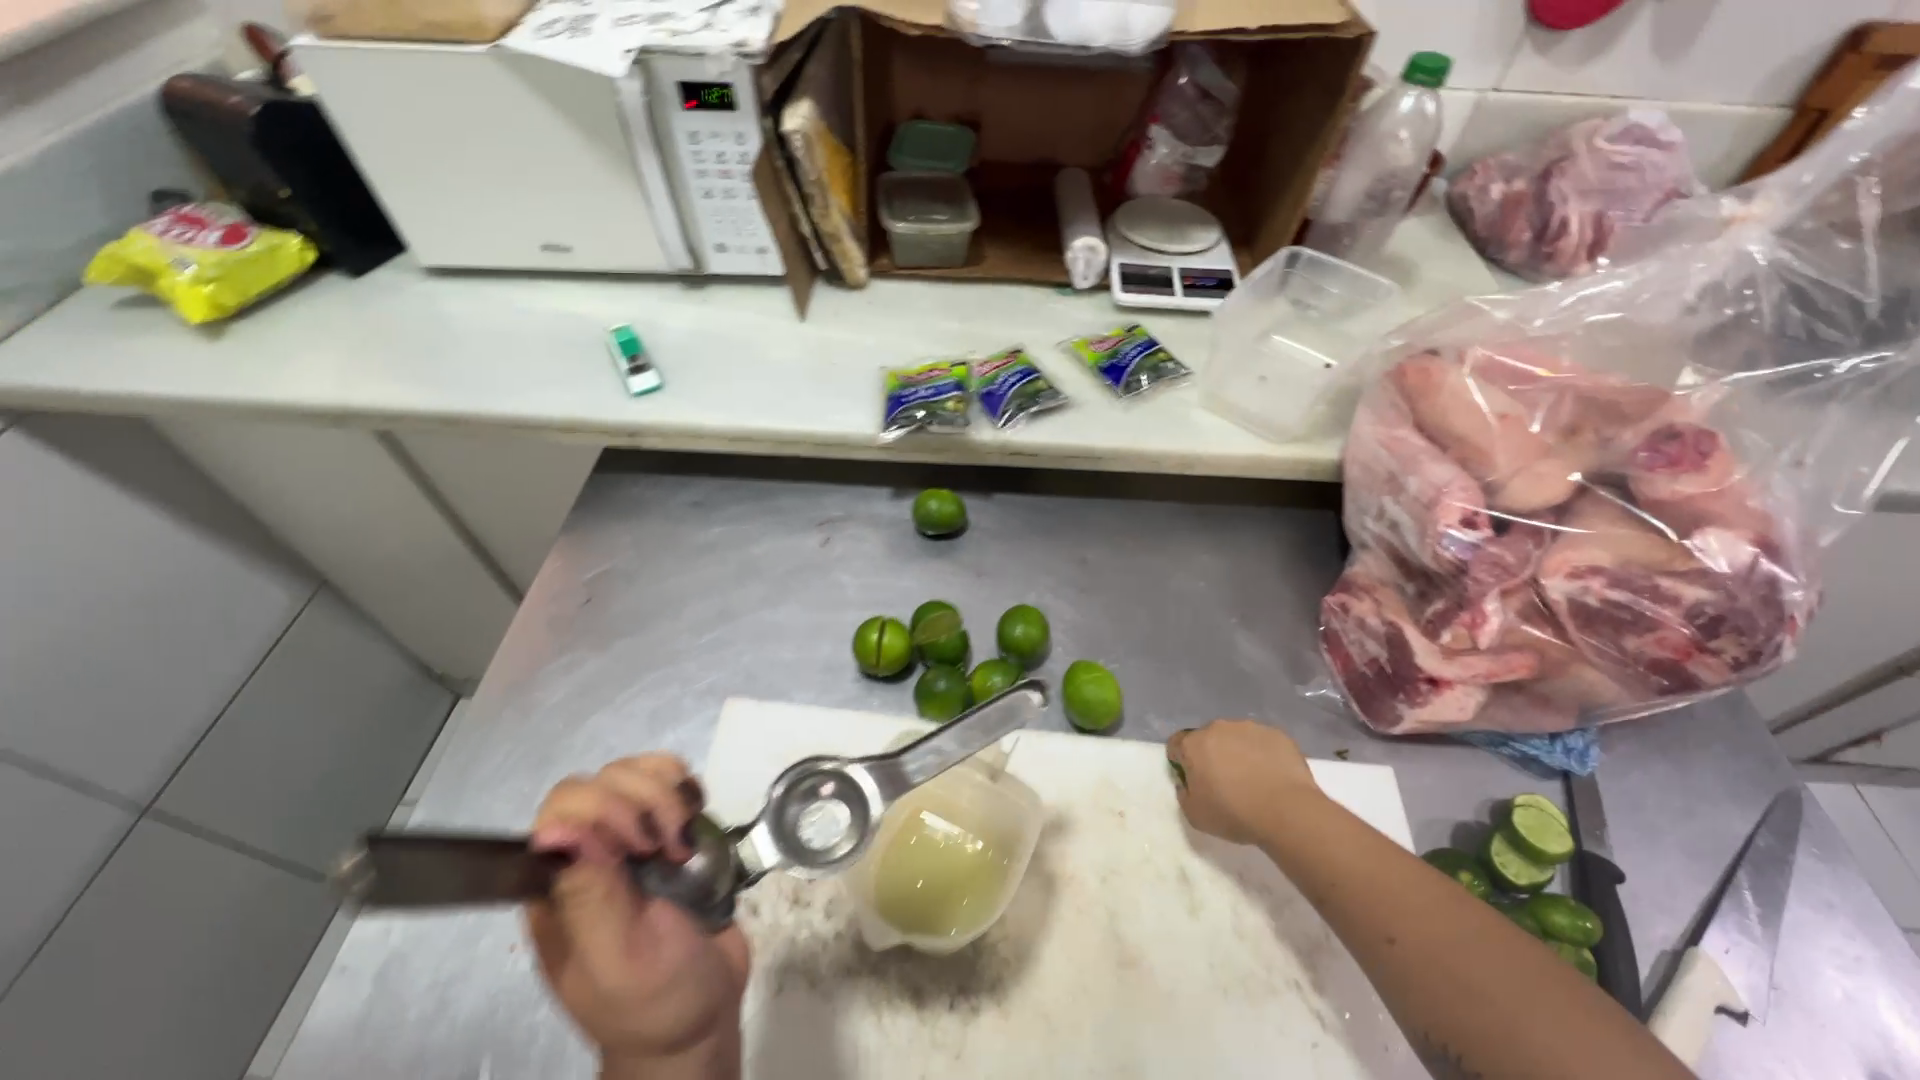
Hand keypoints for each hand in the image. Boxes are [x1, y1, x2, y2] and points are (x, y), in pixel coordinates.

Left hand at [525, 756, 748, 1075]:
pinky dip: (687, 791)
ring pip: (636, 774)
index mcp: (556, 887)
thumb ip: (588, 896)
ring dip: (670, 795)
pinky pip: (669, 785)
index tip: (642, 847)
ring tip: (685, 841)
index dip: (605, 808)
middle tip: (672, 850)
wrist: (702, 1023)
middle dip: (647, 802)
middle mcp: (586, 857)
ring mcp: (628, 843)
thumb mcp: (618, 959)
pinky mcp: (666, 837)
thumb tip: (554, 832)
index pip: (562, 809)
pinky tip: (695, 823)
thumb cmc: (655, 1001)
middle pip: (602, 782)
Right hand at [1167, 719, 1322, 844]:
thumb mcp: (1194, 815)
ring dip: (1237, 752)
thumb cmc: (1234, 813)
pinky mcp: (1276, 733)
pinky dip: (1262, 754)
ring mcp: (1249, 728)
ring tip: (1253, 779)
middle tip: (1224, 781)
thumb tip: (1187, 782)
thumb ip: (1184, 793)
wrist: (1287, 811)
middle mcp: (1218, 728)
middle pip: (1207, 738)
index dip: (1181, 761)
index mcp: (1194, 745)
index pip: (1176, 744)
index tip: (1193, 779)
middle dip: (1211, 755)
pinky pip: (1261, 742)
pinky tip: (1272, 776)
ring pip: (1236, 737)